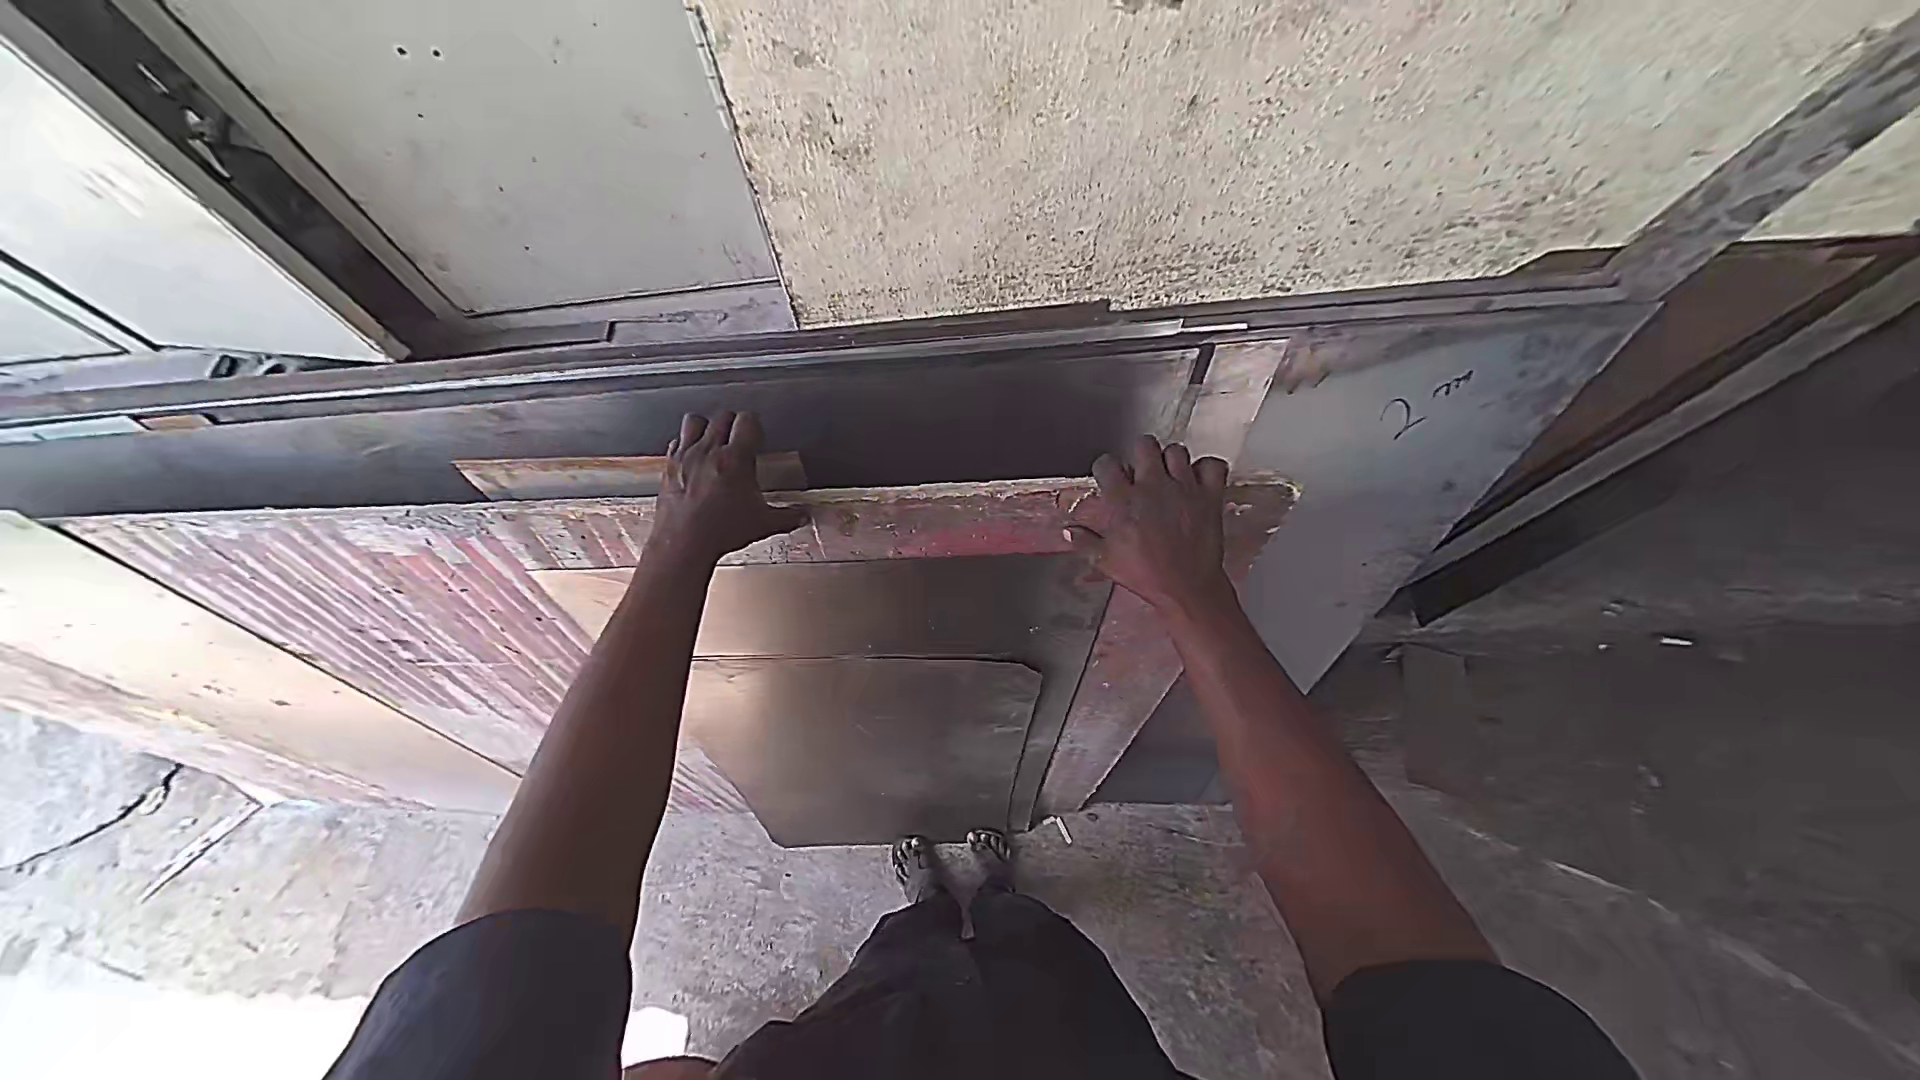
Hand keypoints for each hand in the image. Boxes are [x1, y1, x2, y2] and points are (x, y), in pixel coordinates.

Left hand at [646, 412, 805, 565]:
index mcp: (735, 459)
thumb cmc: (721, 532)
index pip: (747, 421)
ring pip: (694, 421)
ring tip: (714, 441)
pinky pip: (676, 442)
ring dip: (706, 426)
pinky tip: (694, 458)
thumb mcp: (763, 524)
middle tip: (740, 437)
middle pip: (722, 416)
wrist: (683, 544)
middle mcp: (709, 452)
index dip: (755, 425)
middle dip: (734, 423)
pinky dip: (686, 444)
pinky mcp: (669, 467)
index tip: (758, 435)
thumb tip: (803, 516)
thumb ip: (787, 517)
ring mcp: (686, 457)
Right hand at [1066, 435, 1236, 616]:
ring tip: (1168, 474)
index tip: (1109, 476)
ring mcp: (1183, 488)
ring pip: (1176, 451)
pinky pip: (1212, 465)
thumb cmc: (1145, 575)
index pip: (1107, 464)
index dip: (1106, 468)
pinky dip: (1206, 468)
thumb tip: (1068, 531)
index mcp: (1123, 501)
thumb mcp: (1105, 560)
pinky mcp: (1209, 496)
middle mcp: (1152, 487)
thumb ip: (1085, 541)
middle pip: (1143, 445)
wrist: (1186, 588)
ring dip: (1170, 460)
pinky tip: (1197, 479)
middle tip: (1140, 469)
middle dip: (1139, 454)